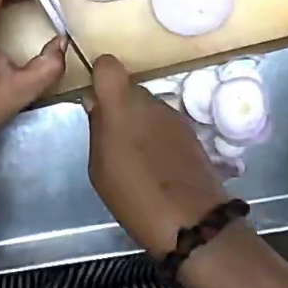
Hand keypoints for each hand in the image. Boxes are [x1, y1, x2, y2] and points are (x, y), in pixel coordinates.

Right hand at [87, 55, 228, 256]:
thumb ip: (96, 128)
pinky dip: (157, 136)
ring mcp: (173, 115)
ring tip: (135, 156)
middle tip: (113, 138)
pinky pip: (164, 123)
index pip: (108, 65)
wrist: (191, 222)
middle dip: (118, 105)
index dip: (100, 76)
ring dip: (139, 122)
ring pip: (147, 107)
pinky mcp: (191, 132)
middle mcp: (149, 101)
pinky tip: (156, 164)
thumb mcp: (98, 167)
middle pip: (128, 88)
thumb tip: (96, 104)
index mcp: (121, 105)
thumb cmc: (133, 194)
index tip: (95, 99)